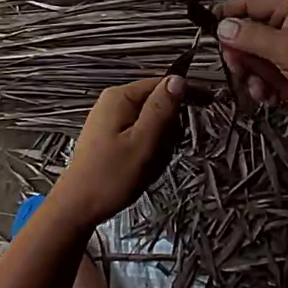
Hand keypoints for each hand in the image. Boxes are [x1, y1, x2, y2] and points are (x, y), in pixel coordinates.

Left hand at [51, 75, 187, 226]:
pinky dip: (149, 150)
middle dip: (169, 128)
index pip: (162, 83)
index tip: (210, 102)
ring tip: (150, 165)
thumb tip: (178, 79)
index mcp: (120, 97)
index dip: (187, 92)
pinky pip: (141, 135)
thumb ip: (161, 109)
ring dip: (160, 143)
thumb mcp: (142, 142)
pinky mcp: (111, 137)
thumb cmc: (110, 176)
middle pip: (159, 103)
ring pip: (152, 122)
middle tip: (162, 152)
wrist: (76, 208)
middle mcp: (114, 102)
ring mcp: (111, 120)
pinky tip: (143, 168)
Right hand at [214, 0, 287, 111]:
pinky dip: (267, 85)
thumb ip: (252, 38)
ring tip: (260, 90)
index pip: (247, 2)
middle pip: (248, 32)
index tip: (213, 37)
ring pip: (257, 57)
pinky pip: (271, 72)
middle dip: (242, 55)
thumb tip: (223, 26)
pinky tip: (270, 96)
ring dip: (254, 75)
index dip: (227, 18)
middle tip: (239, 70)